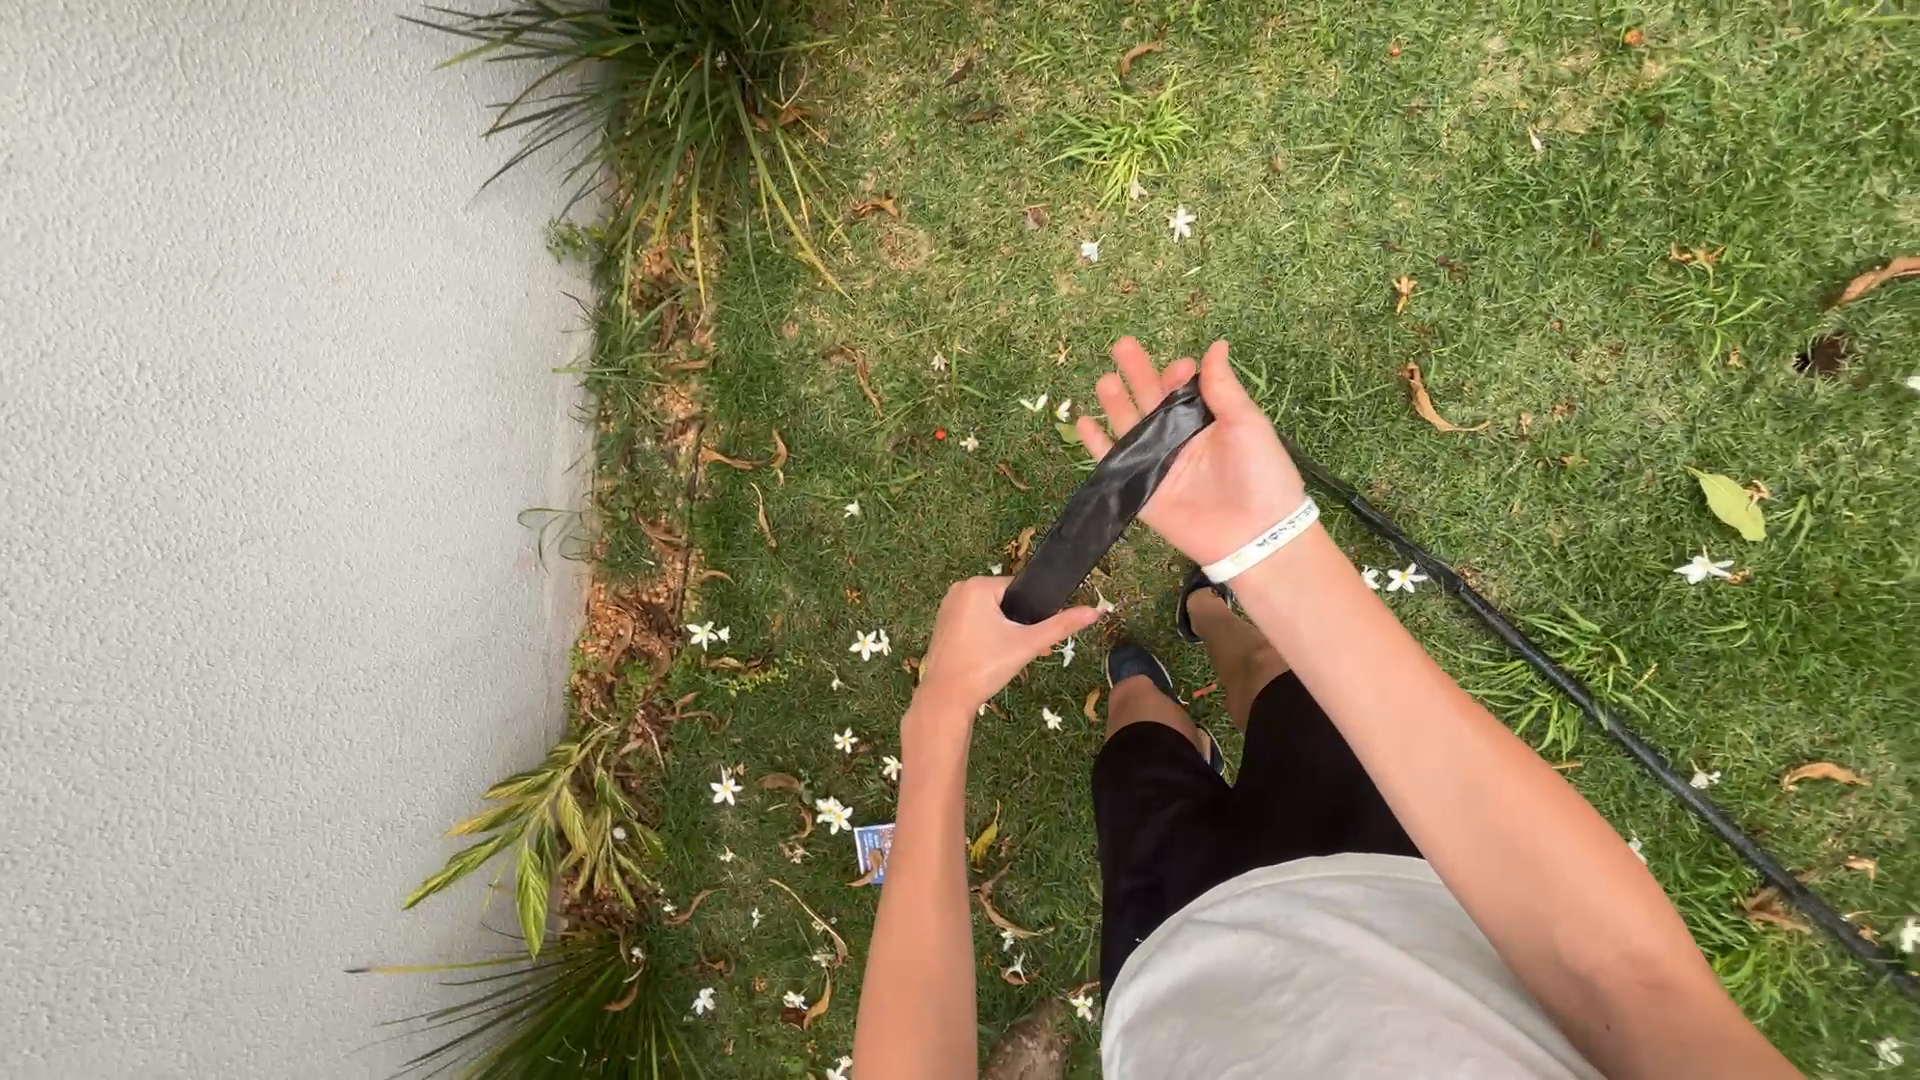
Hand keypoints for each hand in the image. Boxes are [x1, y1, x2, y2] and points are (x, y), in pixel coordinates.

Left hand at [914, 578, 1099, 714]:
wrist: (946, 698)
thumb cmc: (985, 666)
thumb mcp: (1027, 644)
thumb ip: (1062, 625)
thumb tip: (1096, 611)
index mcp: (977, 586)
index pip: (1019, 590)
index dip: (1035, 612)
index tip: (1044, 636)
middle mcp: (959, 590)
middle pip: (1005, 602)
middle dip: (1022, 625)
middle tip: (1033, 650)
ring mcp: (948, 608)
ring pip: (990, 614)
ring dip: (1007, 632)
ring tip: (1015, 657)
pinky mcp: (943, 625)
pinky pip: (974, 623)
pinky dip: (988, 636)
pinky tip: (994, 657)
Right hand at [1075, 337, 1305, 565]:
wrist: (1255, 532)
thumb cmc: (1261, 474)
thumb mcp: (1248, 424)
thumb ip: (1224, 388)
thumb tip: (1215, 345)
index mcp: (1205, 422)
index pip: (1182, 390)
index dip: (1177, 375)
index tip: (1180, 367)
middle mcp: (1178, 439)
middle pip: (1150, 400)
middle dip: (1137, 373)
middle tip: (1123, 346)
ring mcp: (1157, 464)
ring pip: (1129, 426)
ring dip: (1116, 403)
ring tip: (1105, 381)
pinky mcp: (1141, 490)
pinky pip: (1113, 462)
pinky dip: (1097, 444)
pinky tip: (1085, 422)